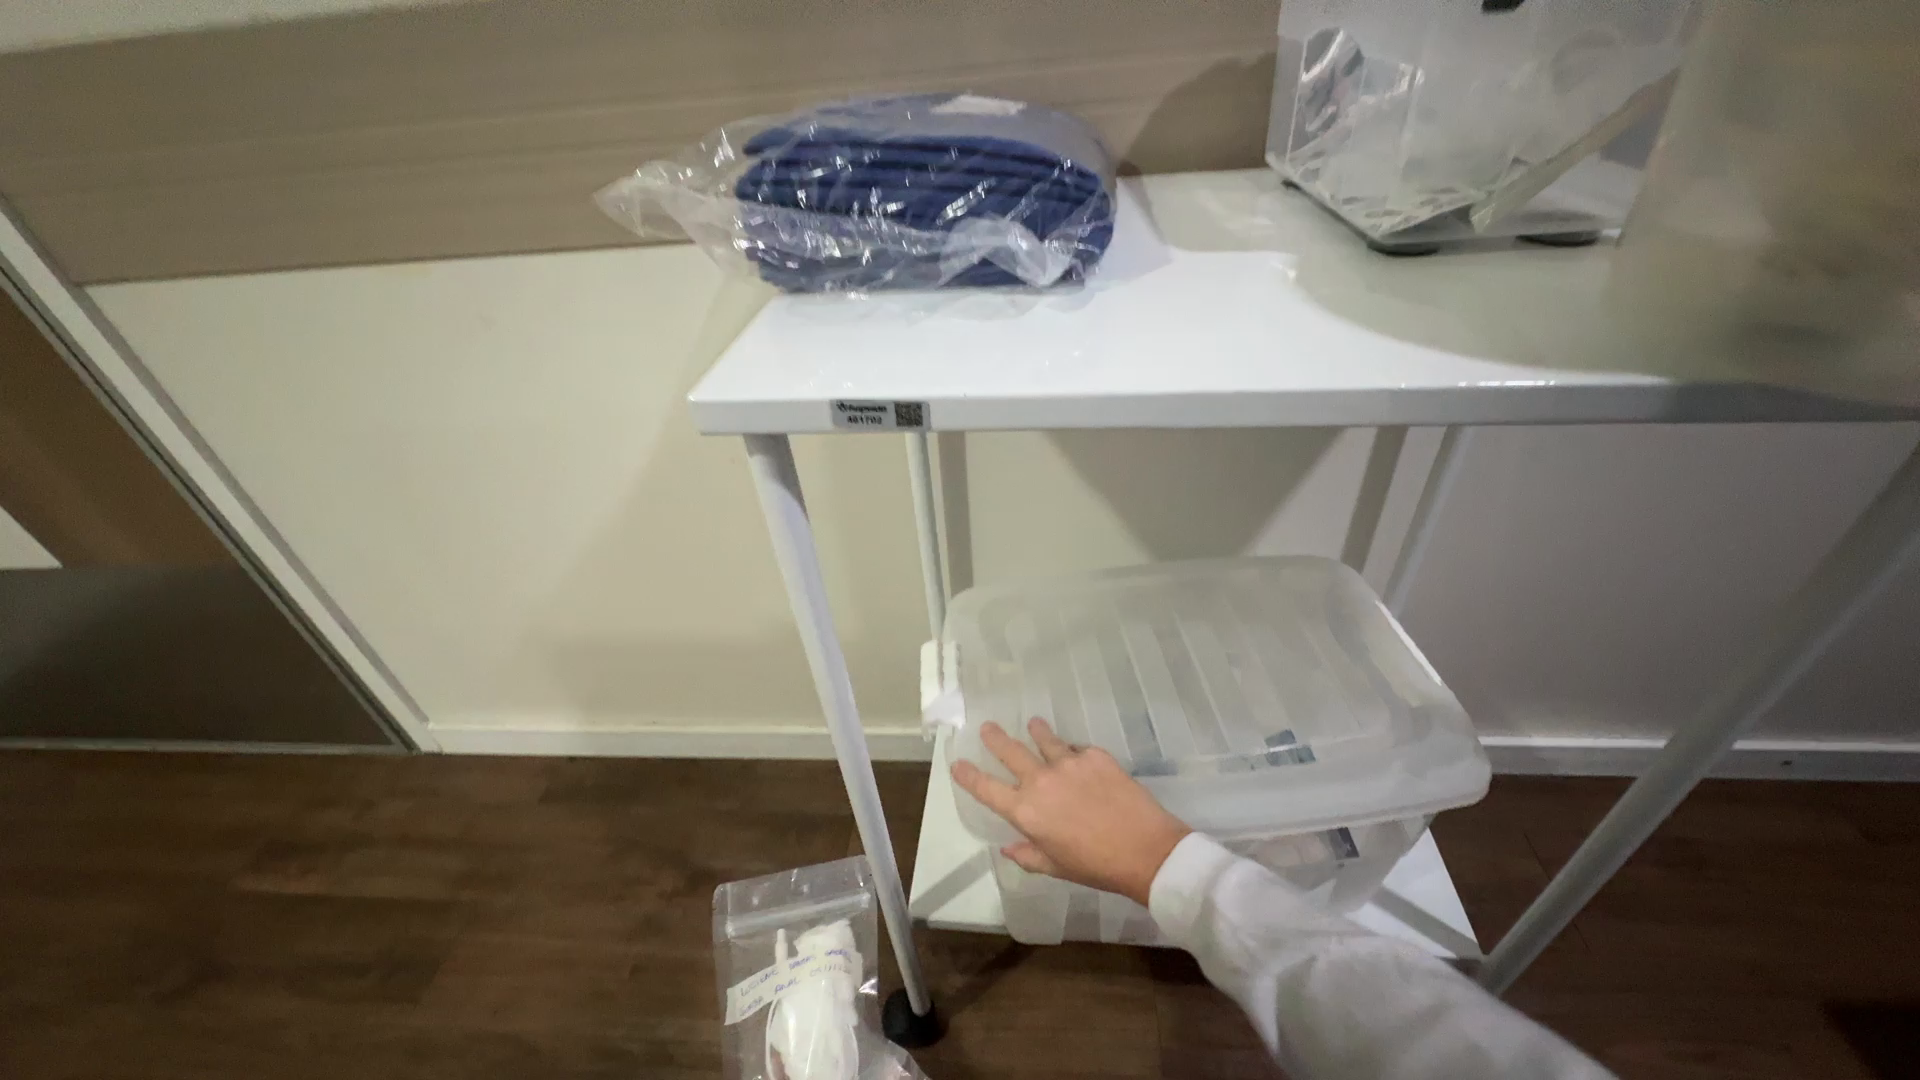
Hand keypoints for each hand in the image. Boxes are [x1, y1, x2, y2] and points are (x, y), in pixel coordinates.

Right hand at [951, 718, 1191, 906]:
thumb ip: (1028, 854)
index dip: (969, 776)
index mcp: (1026, 812)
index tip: (957, 763)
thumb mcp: (1056, 867)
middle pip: (1010, 752)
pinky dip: (1073, 752)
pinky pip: (1077, 749)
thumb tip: (1008, 848)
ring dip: (1037, 731)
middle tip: (987, 726)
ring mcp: (1068, 763)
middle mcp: (1041, 781)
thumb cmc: (1096, 866)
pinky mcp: (1095, 755)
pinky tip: (1078, 756)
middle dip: (995, 738)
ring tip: (1033, 724)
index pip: (987, 789)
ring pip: (1045, 740)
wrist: (1144, 849)